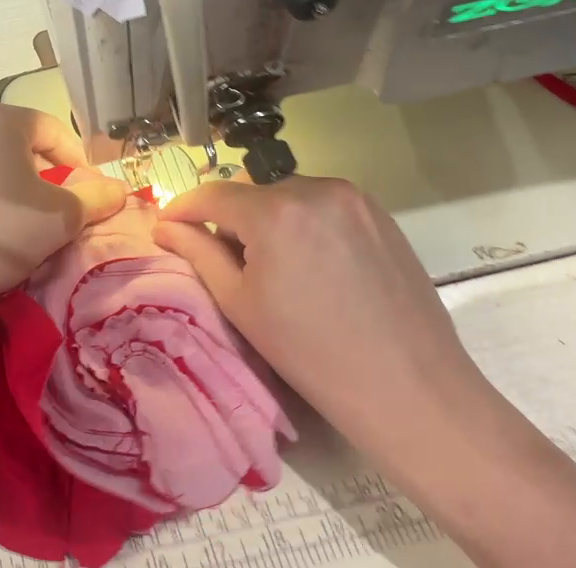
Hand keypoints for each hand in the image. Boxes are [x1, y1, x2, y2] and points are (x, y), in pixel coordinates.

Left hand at [0, 103, 127, 325]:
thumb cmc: (1, 232)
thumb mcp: (61, 217)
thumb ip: (95, 198)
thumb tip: (118, 189)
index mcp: (0, 118)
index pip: (54, 131)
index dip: (79, 163)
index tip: (89, 197)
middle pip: (21, 145)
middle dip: (47, 177)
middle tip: (61, 214)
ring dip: (17, 189)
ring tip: (27, 227)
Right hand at [152, 175, 486, 447]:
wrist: (410, 388)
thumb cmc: (311, 353)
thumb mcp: (240, 304)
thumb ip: (198, 254)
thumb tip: (165, 227)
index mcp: (275, 212)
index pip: (212, 194)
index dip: (183, 210)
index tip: (166, 229)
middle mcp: (315, 189)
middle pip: (251, 192)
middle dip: (231, 219)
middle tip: (228, 262)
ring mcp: (353, 198)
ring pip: (288, 195)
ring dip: (270, 219)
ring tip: (277, 267)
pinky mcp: (380, 214)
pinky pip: (323, 205)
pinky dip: (306, 223)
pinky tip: (315, 266)